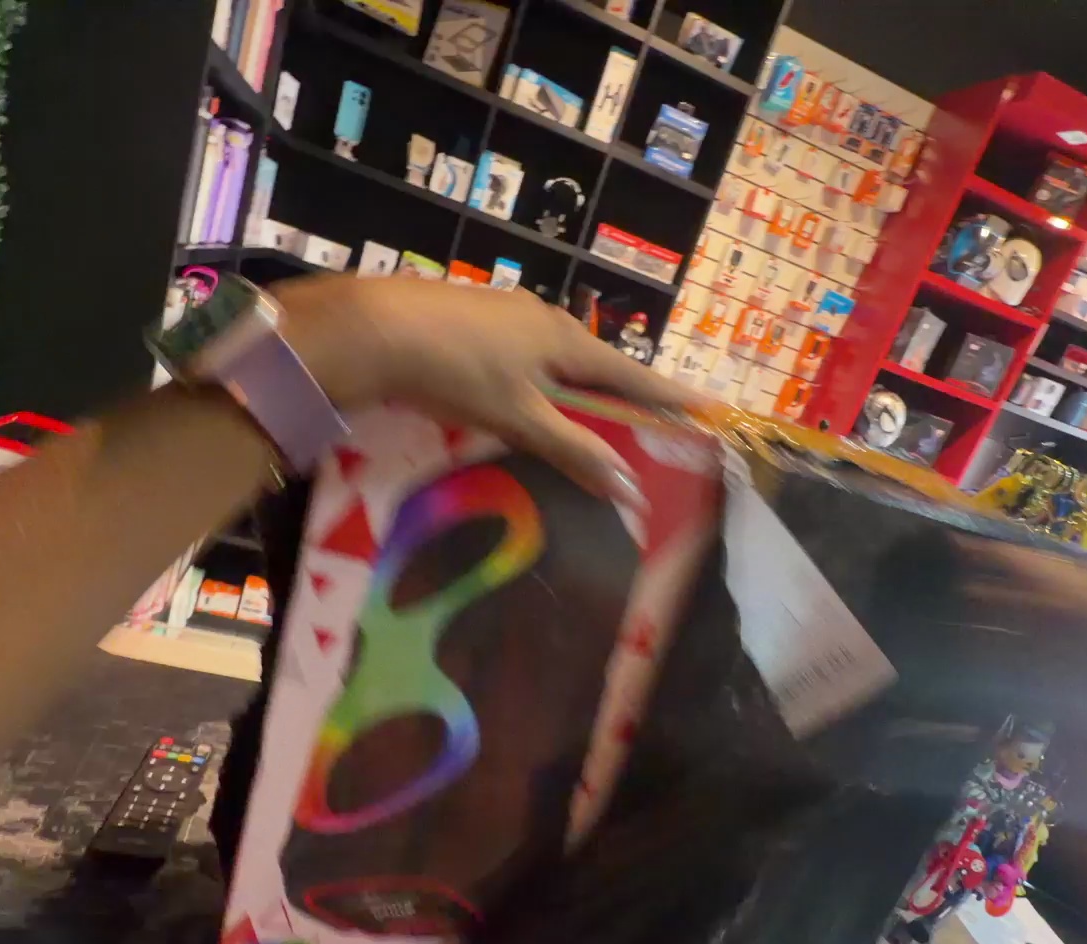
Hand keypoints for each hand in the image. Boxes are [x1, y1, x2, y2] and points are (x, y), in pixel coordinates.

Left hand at [270, 275, 699, 502]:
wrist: (377, 329)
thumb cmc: (458, 372)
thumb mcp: (520, 417)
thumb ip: (572, 449)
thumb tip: (626, 487)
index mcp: (566, 342)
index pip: (633, 376)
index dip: (671, 396)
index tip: (710, 406)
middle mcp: (546, 319)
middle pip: (599, 363)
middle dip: (625, 392)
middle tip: (651, 418)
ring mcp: (510, 314)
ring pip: (560, 357)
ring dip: (581, 385)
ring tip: (593, 412)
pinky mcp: (479, 317)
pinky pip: (529, 352)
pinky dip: (544, 378)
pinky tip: (529, 392)